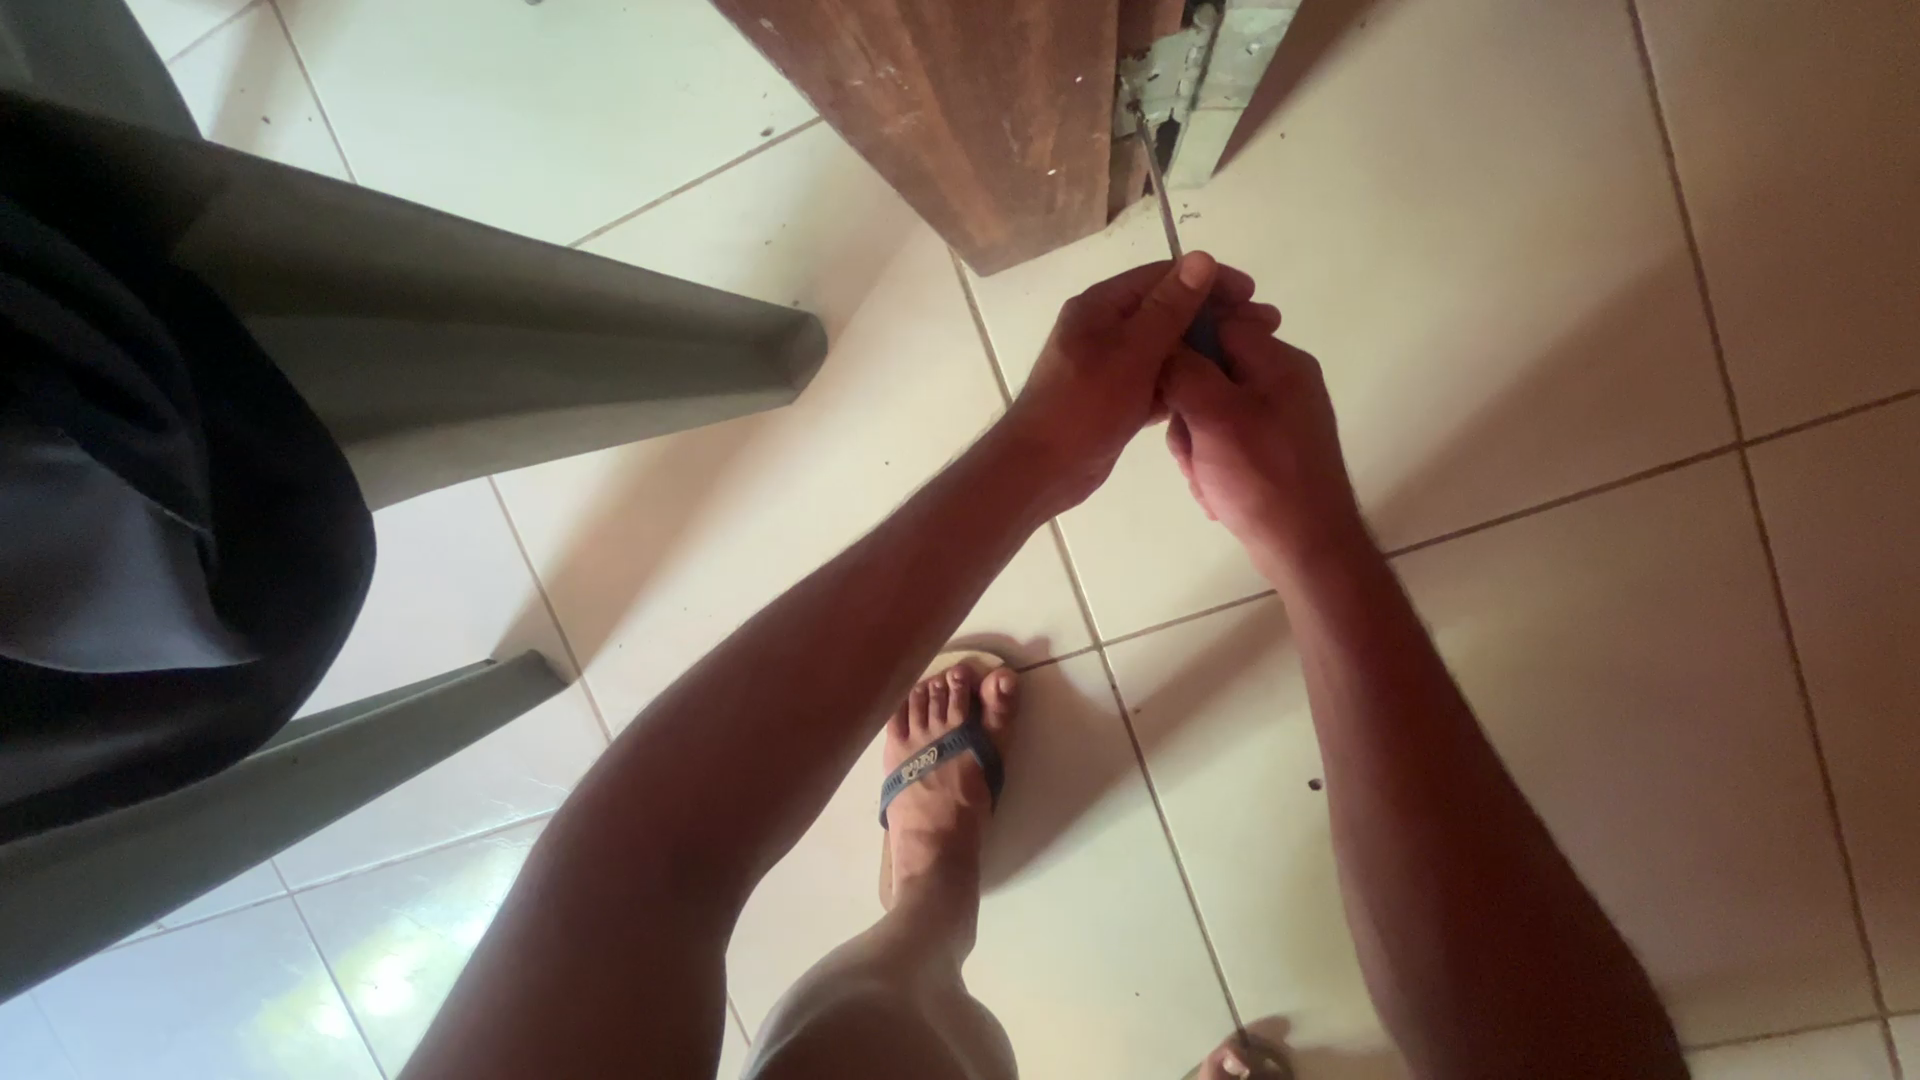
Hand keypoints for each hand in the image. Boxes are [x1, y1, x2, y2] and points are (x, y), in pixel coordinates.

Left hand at [997, 253, 1255, 509]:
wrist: (1042, 469)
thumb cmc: (1083, 406)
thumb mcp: (1131, 353)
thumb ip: (1168, 308)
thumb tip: (1201, 258)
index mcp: (1099, 307)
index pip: (1161, 277)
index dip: (1208, 281)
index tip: (1251, 293)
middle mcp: (1102, 330)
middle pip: (1165, 312)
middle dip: (1211, 317)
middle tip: (1262, 327)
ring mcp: (1108, 367)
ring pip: (1163, 350)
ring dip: (1201, 351)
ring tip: (1246, 357)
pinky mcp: (1114, 400)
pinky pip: (1155, 382)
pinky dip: (1181, 382)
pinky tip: (1216, 390)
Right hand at [1160, 308, 1371, 577]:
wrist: (1305, 547)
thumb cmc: (1261, 476)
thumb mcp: (1214, 416)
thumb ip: (1185, 370)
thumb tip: (1164, 346)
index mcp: (1278, 361)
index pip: (1219, 325)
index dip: (1183, 349)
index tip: (1160, 384)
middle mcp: (1282, 381)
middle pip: (1208, 373)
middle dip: (1186, 413)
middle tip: (1191, 448)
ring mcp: (1277, 418)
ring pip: (1209, 412)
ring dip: (1194, 446)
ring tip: (1205, 477)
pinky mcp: (1271, 450)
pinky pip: (1224, 441)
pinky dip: (1211, 465)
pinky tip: (1214, 490)